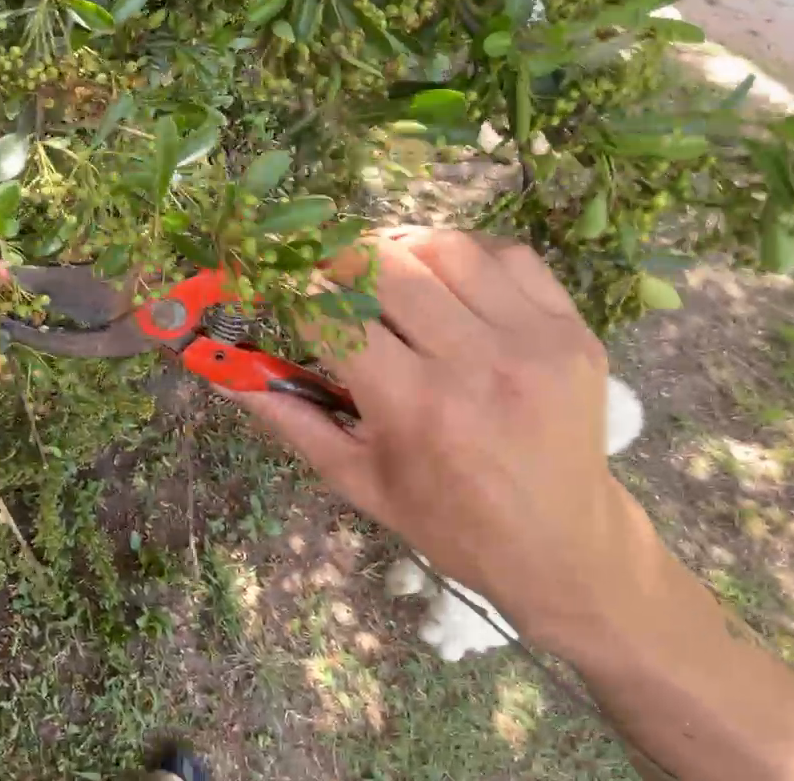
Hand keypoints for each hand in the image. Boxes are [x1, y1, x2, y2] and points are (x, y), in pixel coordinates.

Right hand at [227, 227, 649, 646]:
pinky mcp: (574, 330)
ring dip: (397, 249)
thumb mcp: (351, 475)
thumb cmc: (444, 517)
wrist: (566, 546)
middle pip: (387, 266)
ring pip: (445, 248)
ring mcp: (536, 341)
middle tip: (319, 271)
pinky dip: (461, 254)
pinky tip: (439, 278)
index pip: (335, 314)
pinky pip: (507, 255)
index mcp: (417, 405)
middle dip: (337, 259)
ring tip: (376, 270)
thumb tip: (219, 372)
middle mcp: (479, 363)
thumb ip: (284, 415)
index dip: (293, 287)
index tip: (272, 278)